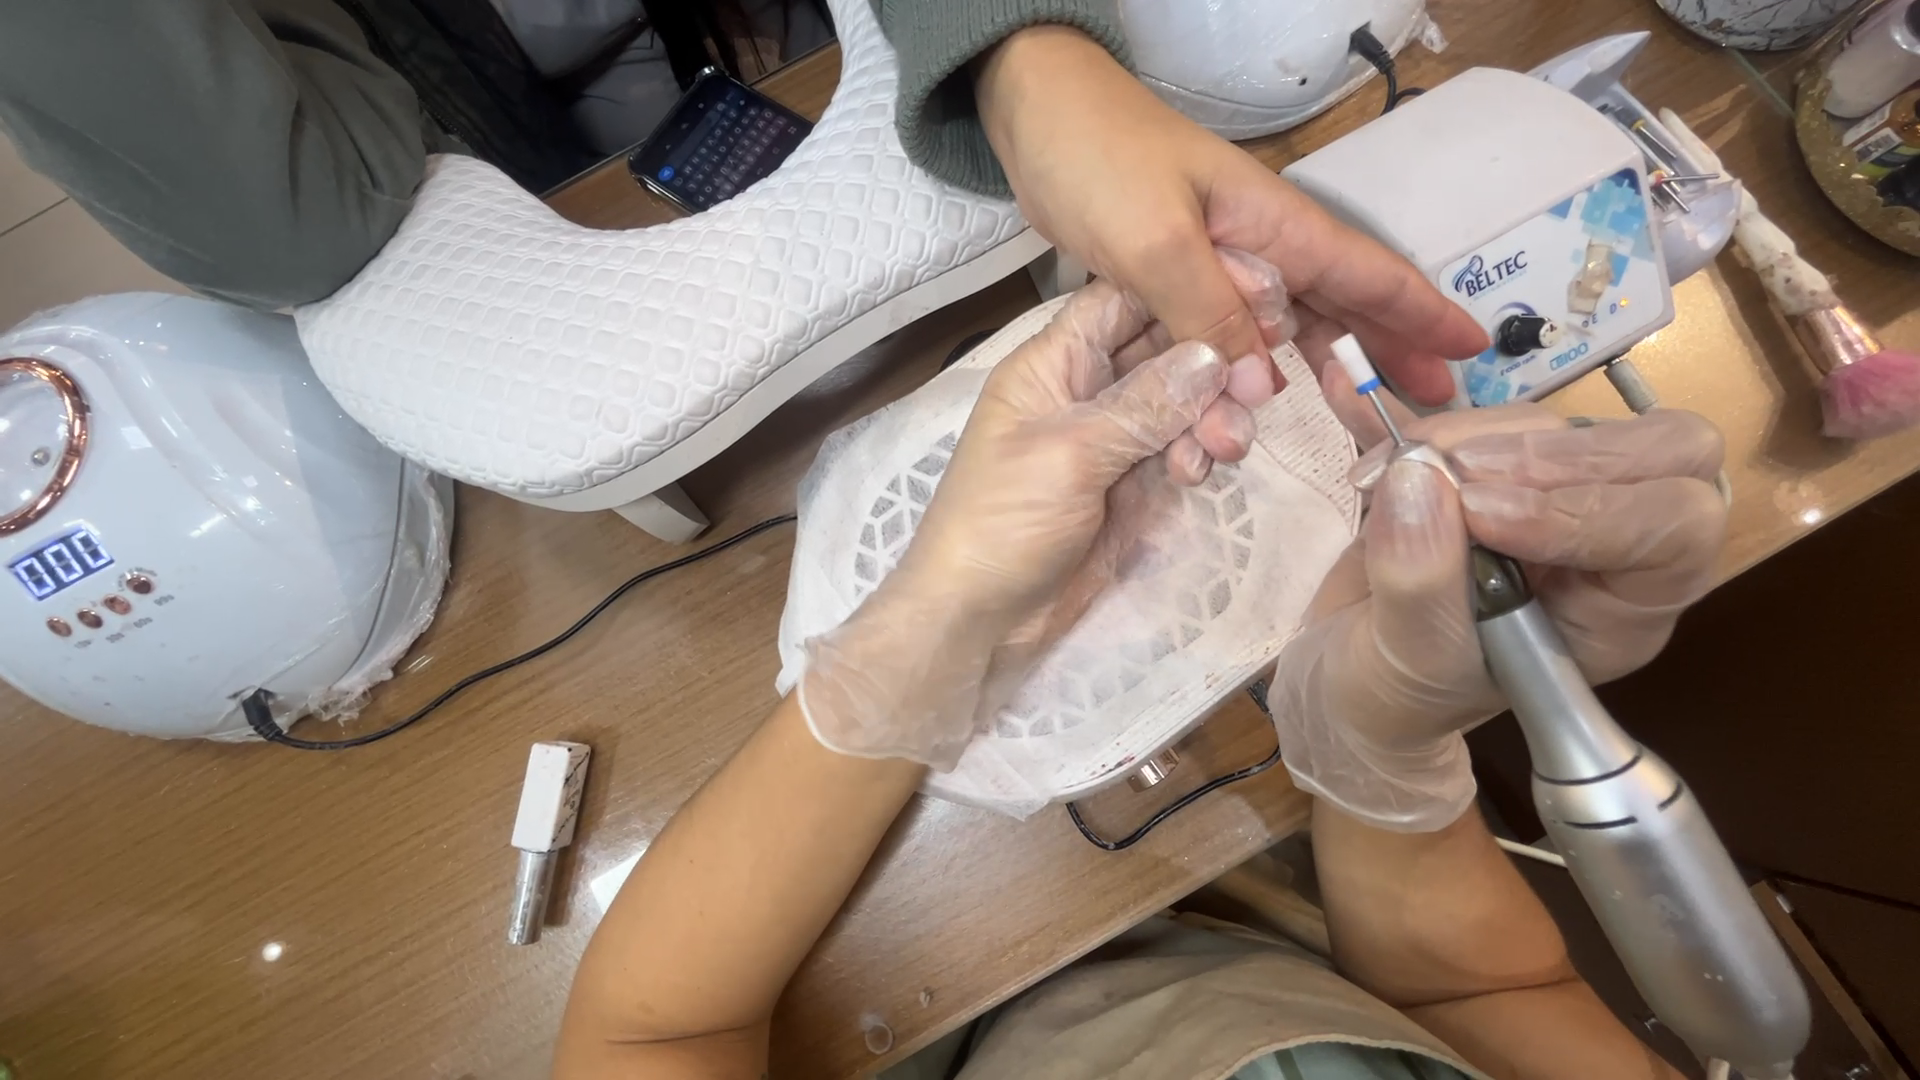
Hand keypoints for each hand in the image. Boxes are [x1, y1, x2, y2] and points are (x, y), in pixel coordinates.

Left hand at [800, 275, 1241, 767]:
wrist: (980, 616)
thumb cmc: (1003, 522)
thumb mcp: (1069, 454)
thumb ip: (1143, 403)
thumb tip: (1213, 352)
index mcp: (1052, 364)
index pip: (1123, 301)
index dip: (1183, 292)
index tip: (1251, 301)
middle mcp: (1083, 391)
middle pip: (1162, 351)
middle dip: (1212, 365)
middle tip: (1260, 388)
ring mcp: (1108, 440)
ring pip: (1178, 404)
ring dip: (1210, 417)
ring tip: (1226, 447)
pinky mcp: (1127, 485)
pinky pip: (1176, 452)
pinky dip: (1195, 457)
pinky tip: (1198, 475)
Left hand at [975, 26, 1488, 484]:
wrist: (1037, 124)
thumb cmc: (1101, 165)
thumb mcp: (1158, 243)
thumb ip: (1212, 313)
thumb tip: (1263, 391)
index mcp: (1271, 226)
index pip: (1366, 273)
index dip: (1417, 317)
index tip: (1467, 355)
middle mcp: (1255, 247)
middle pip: (1338, 304)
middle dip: (1383, 352)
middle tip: (1423, 404)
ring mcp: (1214, 264)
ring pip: (1280, 326)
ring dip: (1310, 372)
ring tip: (1350, 414)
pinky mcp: (1173, 281)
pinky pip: (1225, 334)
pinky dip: (1241, 369)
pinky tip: (1249, 397)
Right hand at [1267, 378, 1728, 830]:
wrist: (1348, 672)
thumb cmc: (1392, 691)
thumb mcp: (1408, 661)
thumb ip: (1419, 582)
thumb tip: (1416, 476)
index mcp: (1616, 611)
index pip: (1668, 528)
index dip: (1580, 507)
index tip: (1472, 514)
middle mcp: (1603, 545)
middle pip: (1653, 452)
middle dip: (1539, 453)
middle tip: (1440, 475)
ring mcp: (1545, 500)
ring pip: (1553, 424)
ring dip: (1462, 437)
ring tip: (1379, 477)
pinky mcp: (1483, 474)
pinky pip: (1477, 421)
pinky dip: (1419, 417)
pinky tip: (1365, 426)